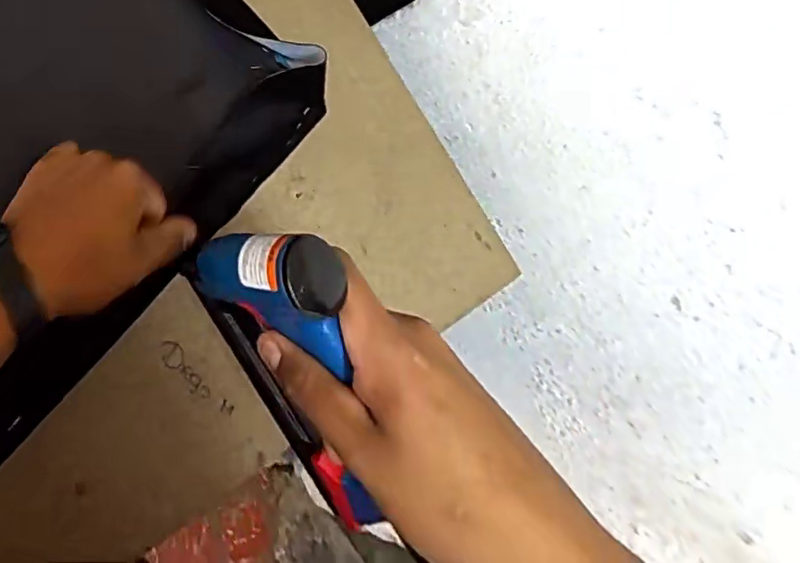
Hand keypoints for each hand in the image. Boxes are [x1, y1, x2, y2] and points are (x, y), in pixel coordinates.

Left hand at [2, 142, 195, 317]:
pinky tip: (59, 211)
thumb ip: (169, 240)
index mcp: (131, 178)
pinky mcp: (42, 166)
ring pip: (97, 179)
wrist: (18, 272)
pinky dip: (69, 186)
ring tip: (77, 232)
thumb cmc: (83, 269)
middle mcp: (103, 158)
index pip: (155, 205)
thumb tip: (190, 226)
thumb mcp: (136, 265)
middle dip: (120, 212)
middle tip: (100, 246)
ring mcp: (69, 159)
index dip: (143, 233)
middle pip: (126, 188)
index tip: (122, 253)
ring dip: (95, 199)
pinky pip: (68, 171)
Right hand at [256, 253, 633, 562]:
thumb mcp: (364, 453)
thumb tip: (270, 340)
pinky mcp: (449, 384)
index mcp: (389, 343)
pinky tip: (375, 446)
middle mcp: (413, 336)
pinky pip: (388, 367)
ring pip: (362, 347)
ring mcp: (435, 359)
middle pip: (340, 314)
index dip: (286, 266)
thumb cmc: (454, 504)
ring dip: (337, 378)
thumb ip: (311, 390)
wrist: (549, 552)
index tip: (250, 286)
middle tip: (300, 401)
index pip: (332, 269)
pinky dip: (365, 390)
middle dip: (309, 347)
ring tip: (344, 443)